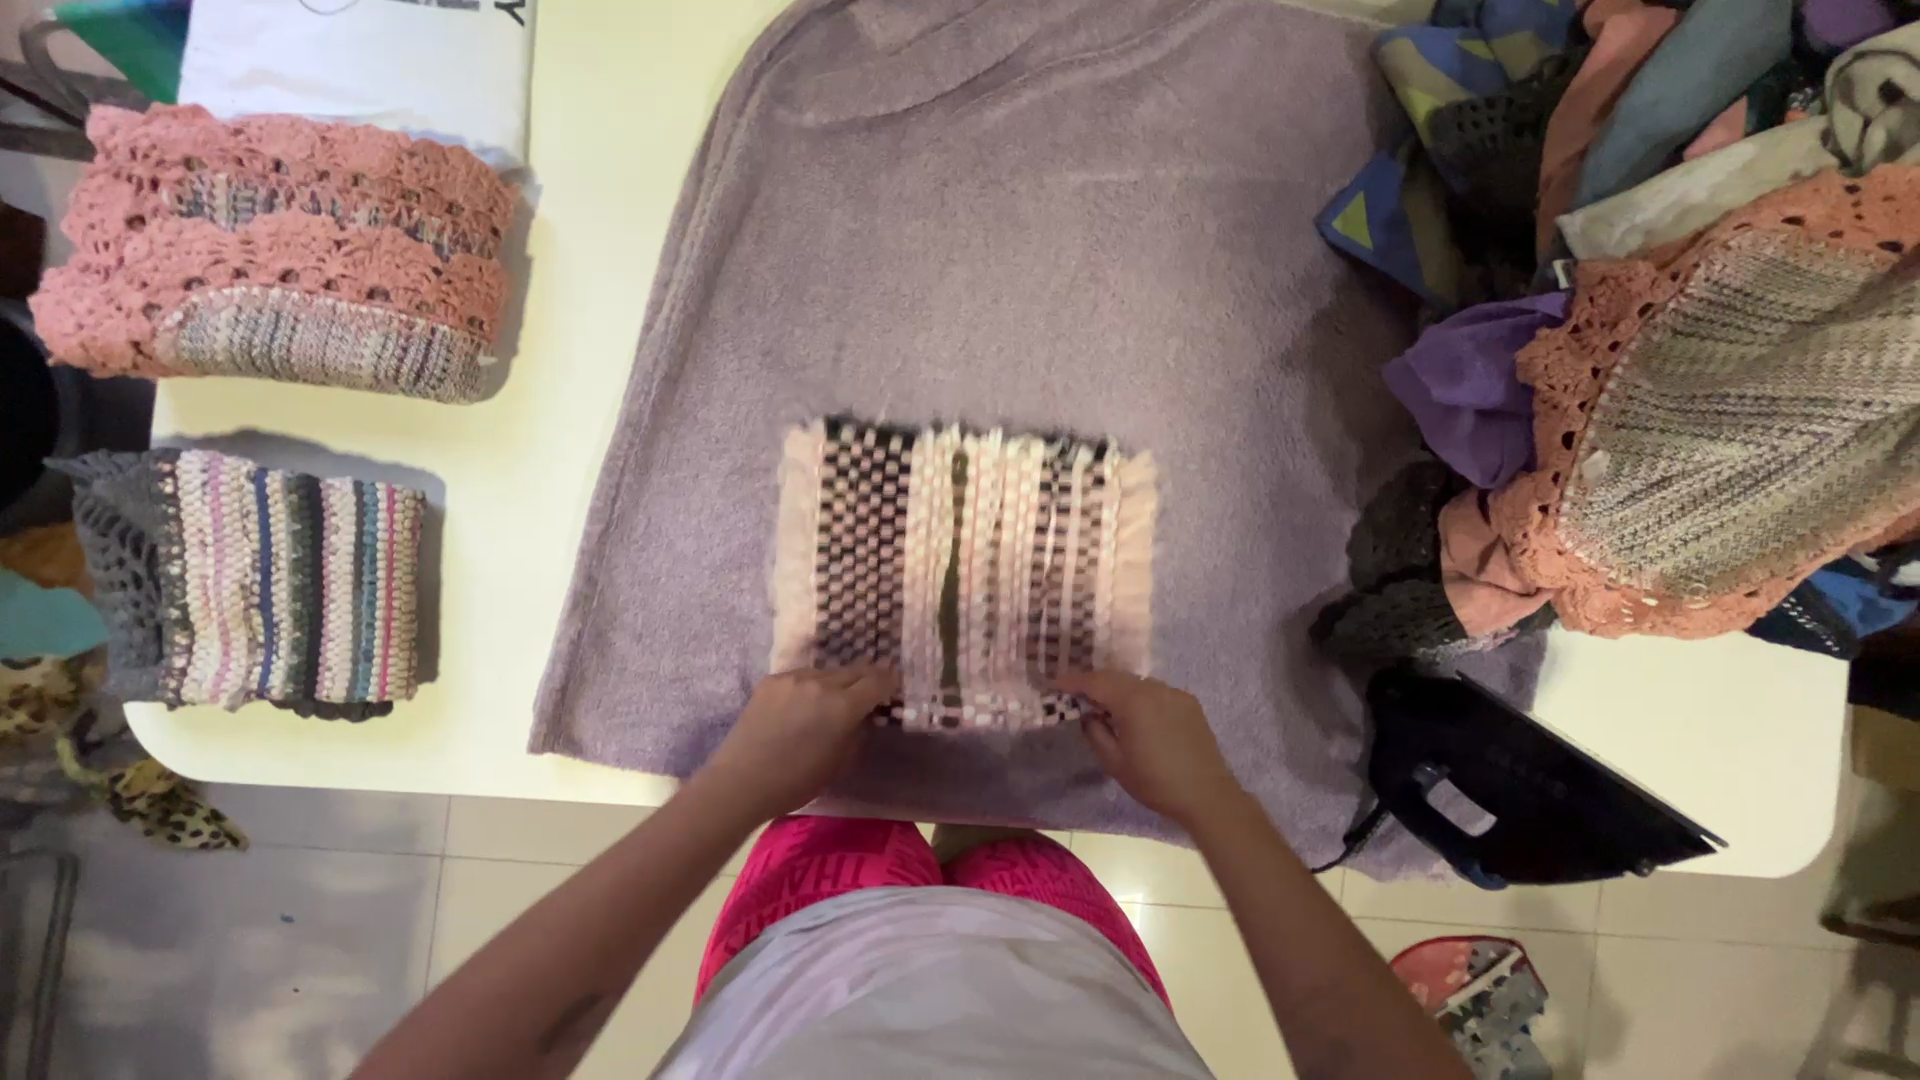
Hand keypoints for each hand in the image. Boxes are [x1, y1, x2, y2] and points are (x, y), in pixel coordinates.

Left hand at [694, 665, 899, 823]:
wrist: (741, 781)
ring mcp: (793, 678)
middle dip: (867, 677)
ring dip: (837, 681)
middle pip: (854, 671)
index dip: (890, 681)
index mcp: (843, 706)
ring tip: (836, 693)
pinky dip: (809, 685)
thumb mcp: (840, 762)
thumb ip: (857, 733)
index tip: (894, 683)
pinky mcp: (771, 681)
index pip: (877, 682)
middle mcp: (821, 683)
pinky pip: (801, 677)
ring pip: (826, 672)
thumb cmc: (796, 782)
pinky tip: (805, 700)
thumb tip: (863, 716)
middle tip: (873, 683)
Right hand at [1056, 671, 1248, 828]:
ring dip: (1119, 690)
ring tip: (1108, 708)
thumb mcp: (1114, 762)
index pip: (1095, 682)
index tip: (1055, 684)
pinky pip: (1156, 692)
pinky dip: (1140, 697)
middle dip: (1095, 683)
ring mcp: (1174, 693)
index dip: (1072, 681)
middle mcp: (1154, 688)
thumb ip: (1095, 732)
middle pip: (1116, 677)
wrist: (1207, 795)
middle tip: (1077, 695)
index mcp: (1133, 701)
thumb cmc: (1155, 782)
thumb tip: (1089, 715)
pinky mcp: (1189, 702)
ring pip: (1137, 683)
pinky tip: (1138, 716)